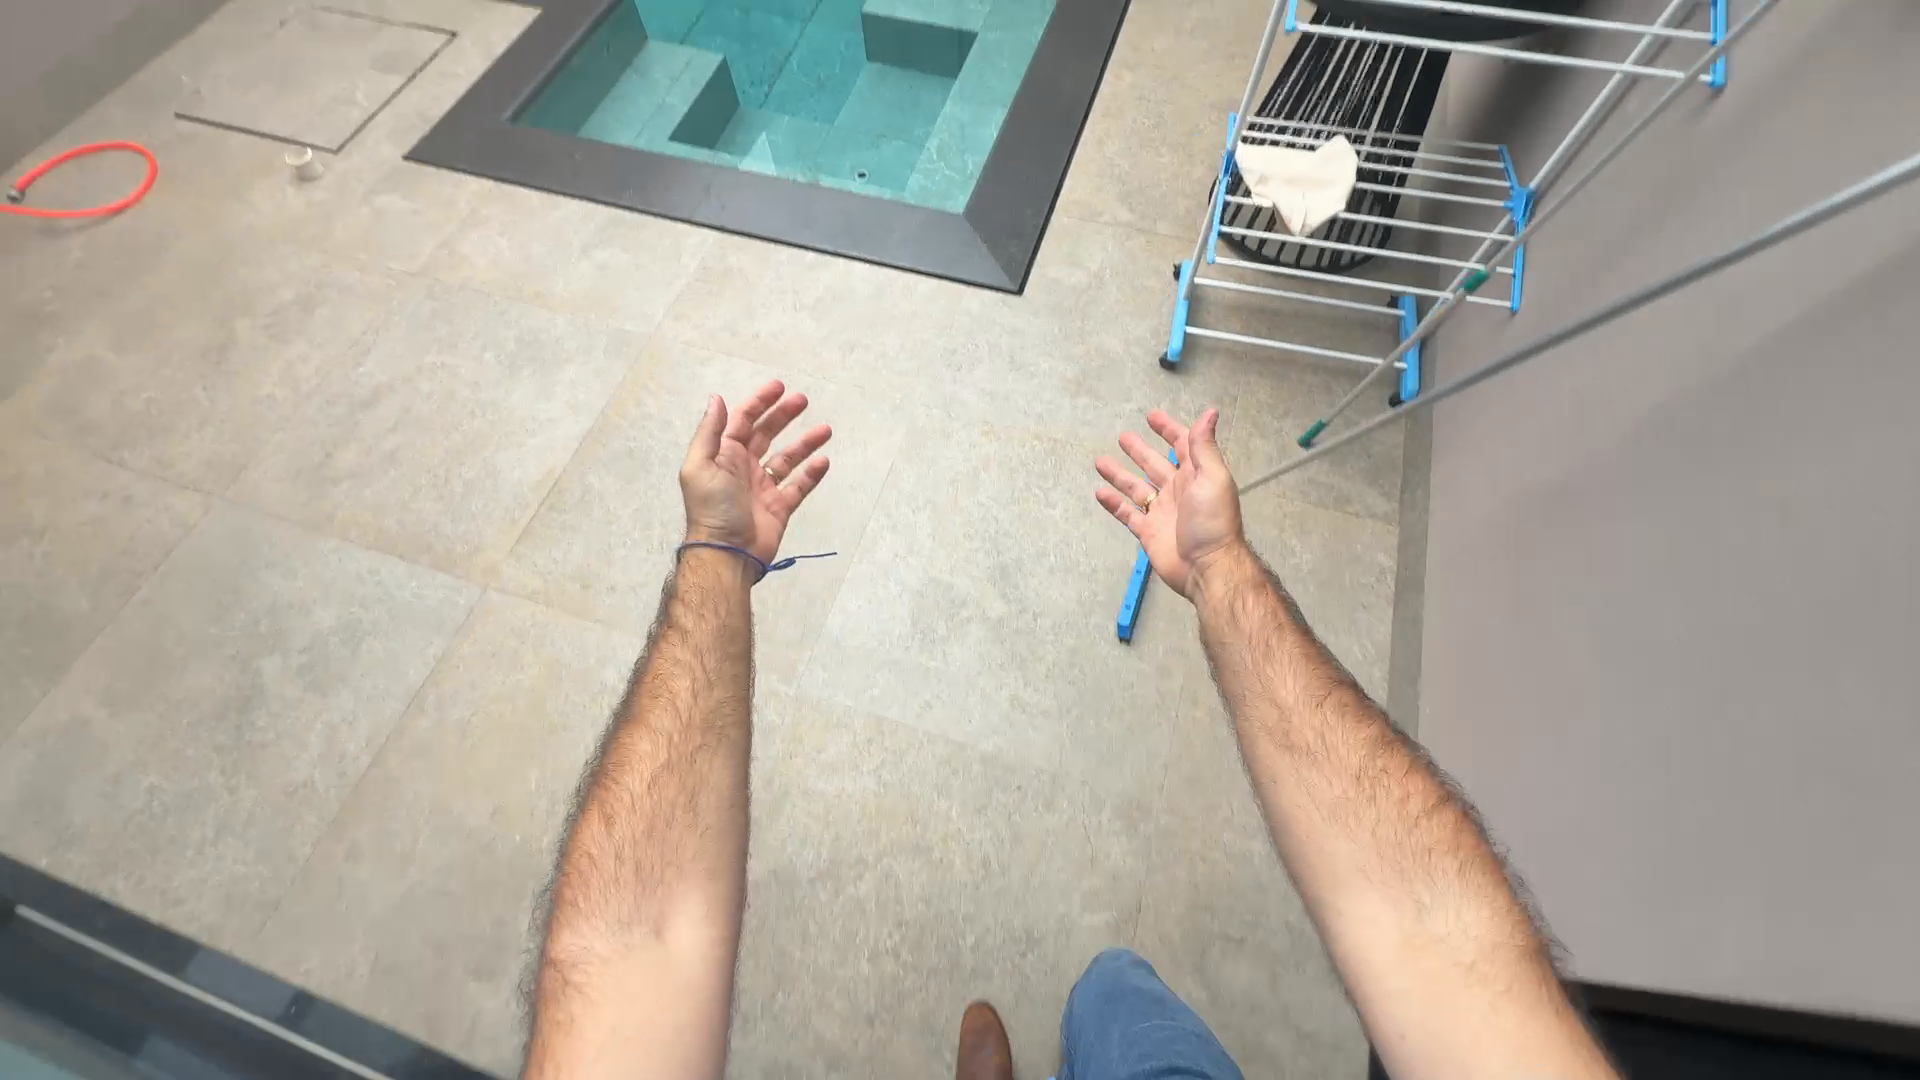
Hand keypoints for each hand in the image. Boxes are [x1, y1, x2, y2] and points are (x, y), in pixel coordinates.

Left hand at [681, 380, 831, 564]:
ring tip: (825, 430)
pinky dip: (812, 474)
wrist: (726, 552)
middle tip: (803, 400)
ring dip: (805, 443)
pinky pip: (798, 486)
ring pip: (787, 459)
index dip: (759, 403)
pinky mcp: (780, 507)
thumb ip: (710, 432)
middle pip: (766, 434)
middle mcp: (743, 467)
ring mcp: (763, 488)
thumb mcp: (701, 465)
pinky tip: (824, 462)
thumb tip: (718, 399)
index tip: (779, 387)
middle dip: (783, 416)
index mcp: (723, 455)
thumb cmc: (711, 508)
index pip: (742, 421)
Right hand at [1095, 408, 1244, 598]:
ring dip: (1119, 474)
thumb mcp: (1213, 477)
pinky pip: (1127, 514)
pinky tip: (1099, 493)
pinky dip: (1114, 504)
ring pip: (1136, 488)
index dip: (1168, 429)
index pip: (1181, 445)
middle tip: (1123, 437)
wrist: (1206, 566)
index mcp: (1195, 475)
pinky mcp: (1148, 531)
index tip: (1151, 417)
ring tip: (1100, 461)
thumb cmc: (1213, 520)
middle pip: (1154, 465)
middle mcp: (1177, 490)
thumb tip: (1210, 412)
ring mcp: (1161, 511)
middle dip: (1140, 451)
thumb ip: (1204, 446)